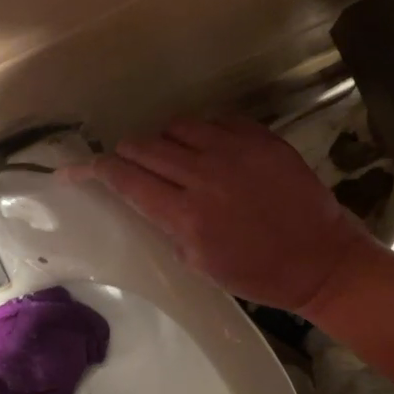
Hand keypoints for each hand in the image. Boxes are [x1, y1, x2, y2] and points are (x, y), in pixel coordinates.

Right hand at [72, 116, 376, 312]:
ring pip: (173, 127)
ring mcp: (235, 150)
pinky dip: (199, 133)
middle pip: (142, 146)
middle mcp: (205, 175)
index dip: (89, 170)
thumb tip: (136, 193)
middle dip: (124, 156)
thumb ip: (163, 223)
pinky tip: (207, 151)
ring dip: (161, 142)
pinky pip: (212, 120)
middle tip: (127, 169)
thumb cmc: (256, 273)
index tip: (70, 171)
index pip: (122, 177)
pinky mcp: (260, 137)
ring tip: (171, 160)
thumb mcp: (197, 263)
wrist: (322, 260)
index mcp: (186, 215)